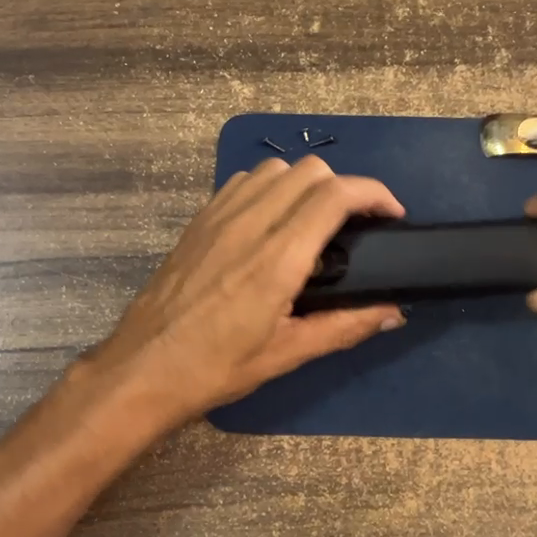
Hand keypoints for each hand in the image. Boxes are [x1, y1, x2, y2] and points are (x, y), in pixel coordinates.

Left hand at [78, 156, 406, 422]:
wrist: (143, 368)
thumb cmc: (217, 367)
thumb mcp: (287, 353)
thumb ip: (345, 327)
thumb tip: (393, 313)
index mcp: (277, 258)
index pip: (335, 195)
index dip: (374, 194)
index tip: (391, 215)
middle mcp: (250, 223)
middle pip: (311, 171)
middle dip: (345, 187)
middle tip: (358, 223)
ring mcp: (219, 216)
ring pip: (276, 168)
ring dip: (307, 183)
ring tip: (316, 219)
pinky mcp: (199, 219)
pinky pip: (243, 181)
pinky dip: (270, 187)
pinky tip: (272, 220)